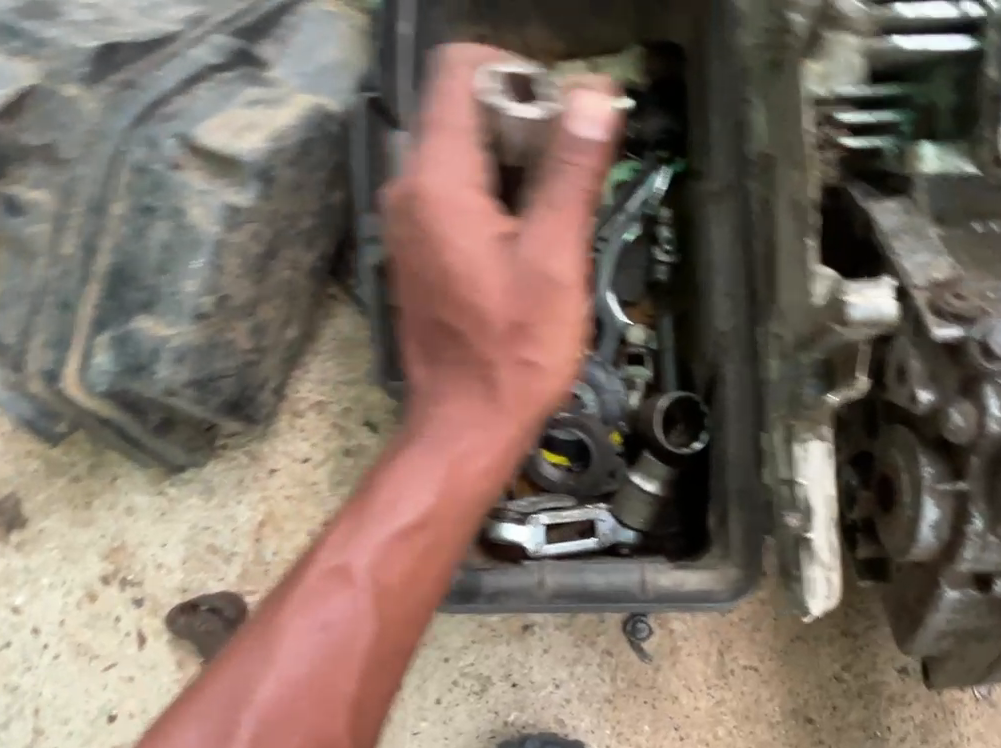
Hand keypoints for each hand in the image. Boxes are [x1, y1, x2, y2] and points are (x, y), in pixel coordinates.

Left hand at [383, 45, 623, 425]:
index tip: (564, 119)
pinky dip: (496, 199)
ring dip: (515, 165)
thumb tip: (592, 99)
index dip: (521, 77)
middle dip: (525, 123)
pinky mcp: (419, 252)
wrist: (467, 424)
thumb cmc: (511, 356)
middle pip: (463, 110)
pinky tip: (530, 242)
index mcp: (437, 181)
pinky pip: (456, 196)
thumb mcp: (555, 260)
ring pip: (462, 154)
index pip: (461, 70)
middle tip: (572, 174)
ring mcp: (408, 223)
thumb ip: (571, 172)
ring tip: (557, 215)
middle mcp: (408, 191)